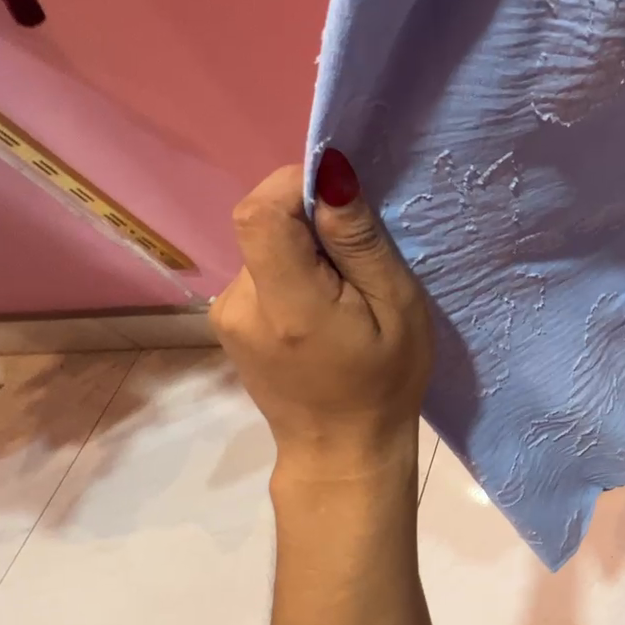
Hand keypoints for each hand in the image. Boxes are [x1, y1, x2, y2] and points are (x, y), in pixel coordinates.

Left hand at [211, 150, 432, 482]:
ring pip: (266, 245)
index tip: (346, 198)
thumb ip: (360, 245)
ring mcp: (227, 313)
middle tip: (364, 255)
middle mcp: (239, 302)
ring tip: (350, 289)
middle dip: (314, 221)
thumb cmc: (386, 381)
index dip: (298, 185)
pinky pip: (263, 269)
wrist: (343, 448)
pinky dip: (297, 269)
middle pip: (264, 224)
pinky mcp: (231, 320)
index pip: (262, 212)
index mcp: (287, 303)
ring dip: (307, 248)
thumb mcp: (397, 308)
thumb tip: (332, 176)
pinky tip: (327, 303)